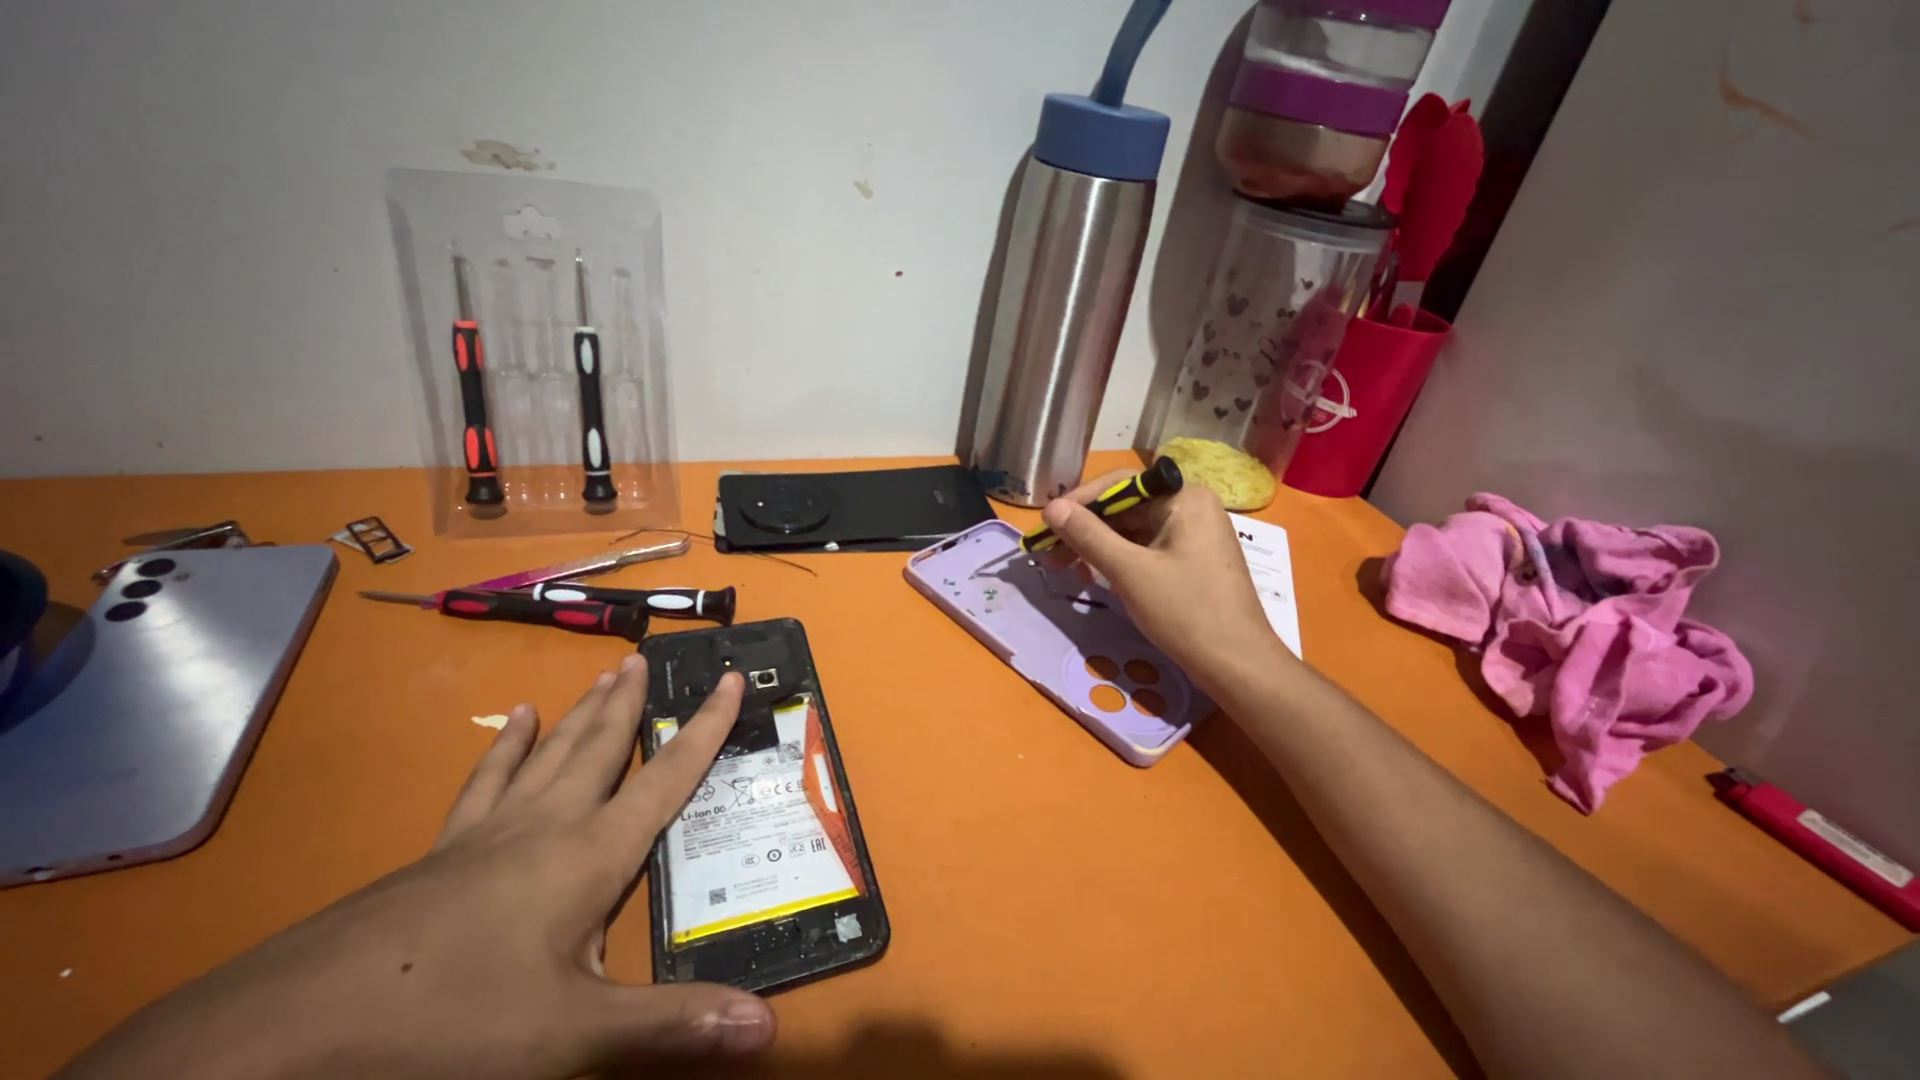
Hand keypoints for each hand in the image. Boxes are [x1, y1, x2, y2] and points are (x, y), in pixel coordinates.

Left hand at [61, 658, 772, 1079]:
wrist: (299, 1024)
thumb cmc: (455, 1019)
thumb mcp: (573, 1033)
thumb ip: (672, 1022)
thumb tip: (769, 1026)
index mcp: (590, 854)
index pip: (666, 777)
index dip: (705, 728)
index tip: (730, 678)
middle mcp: (545, 826)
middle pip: (600, 748)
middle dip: (630, 703)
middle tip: (647, 657)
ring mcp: (488, 834)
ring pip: (549, 754)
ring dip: (581, 713)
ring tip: (602, 675)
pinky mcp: (442, 852)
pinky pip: (486, 781)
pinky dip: (507, 747)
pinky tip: (513, 722)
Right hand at [1041, 470, 1291, 692]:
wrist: (1238, 663)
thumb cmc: (1186, 612)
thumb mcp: (1130, 571)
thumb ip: (1089, 536)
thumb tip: (1052, 507)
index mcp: (1184, 498)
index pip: (1120, 484)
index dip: (1079, 503)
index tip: (1047, 525)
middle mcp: (1192, 507)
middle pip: (1126, 507)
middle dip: (1085, 529)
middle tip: (1049, 553)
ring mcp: (1195, 535)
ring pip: (1134, 530)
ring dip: (1098, 546)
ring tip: (1066, 569)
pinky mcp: (1193, 561)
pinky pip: (1147, 549)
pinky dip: (1119, 560)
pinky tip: (1095, 577)